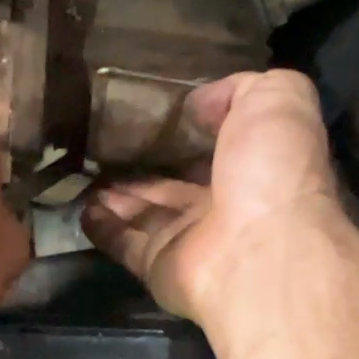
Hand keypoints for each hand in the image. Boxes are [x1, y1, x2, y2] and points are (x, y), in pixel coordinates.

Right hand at [81, 70, 351, 325]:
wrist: (258, 251)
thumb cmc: (272, 172)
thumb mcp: (276, 100)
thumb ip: (238, 91)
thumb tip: (197, 105)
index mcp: (254, 168)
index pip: (219, 147)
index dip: (190, 131)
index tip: (156, 111)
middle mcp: (223, 206)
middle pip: (176, 184)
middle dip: (145, 165)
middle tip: (106, 142)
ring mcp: (189, 241)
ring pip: (146, 213)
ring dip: (117, 194)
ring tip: (83, 170)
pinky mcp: (158, 267)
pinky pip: (125, 244)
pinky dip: (103, 228)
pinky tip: (81, 206)